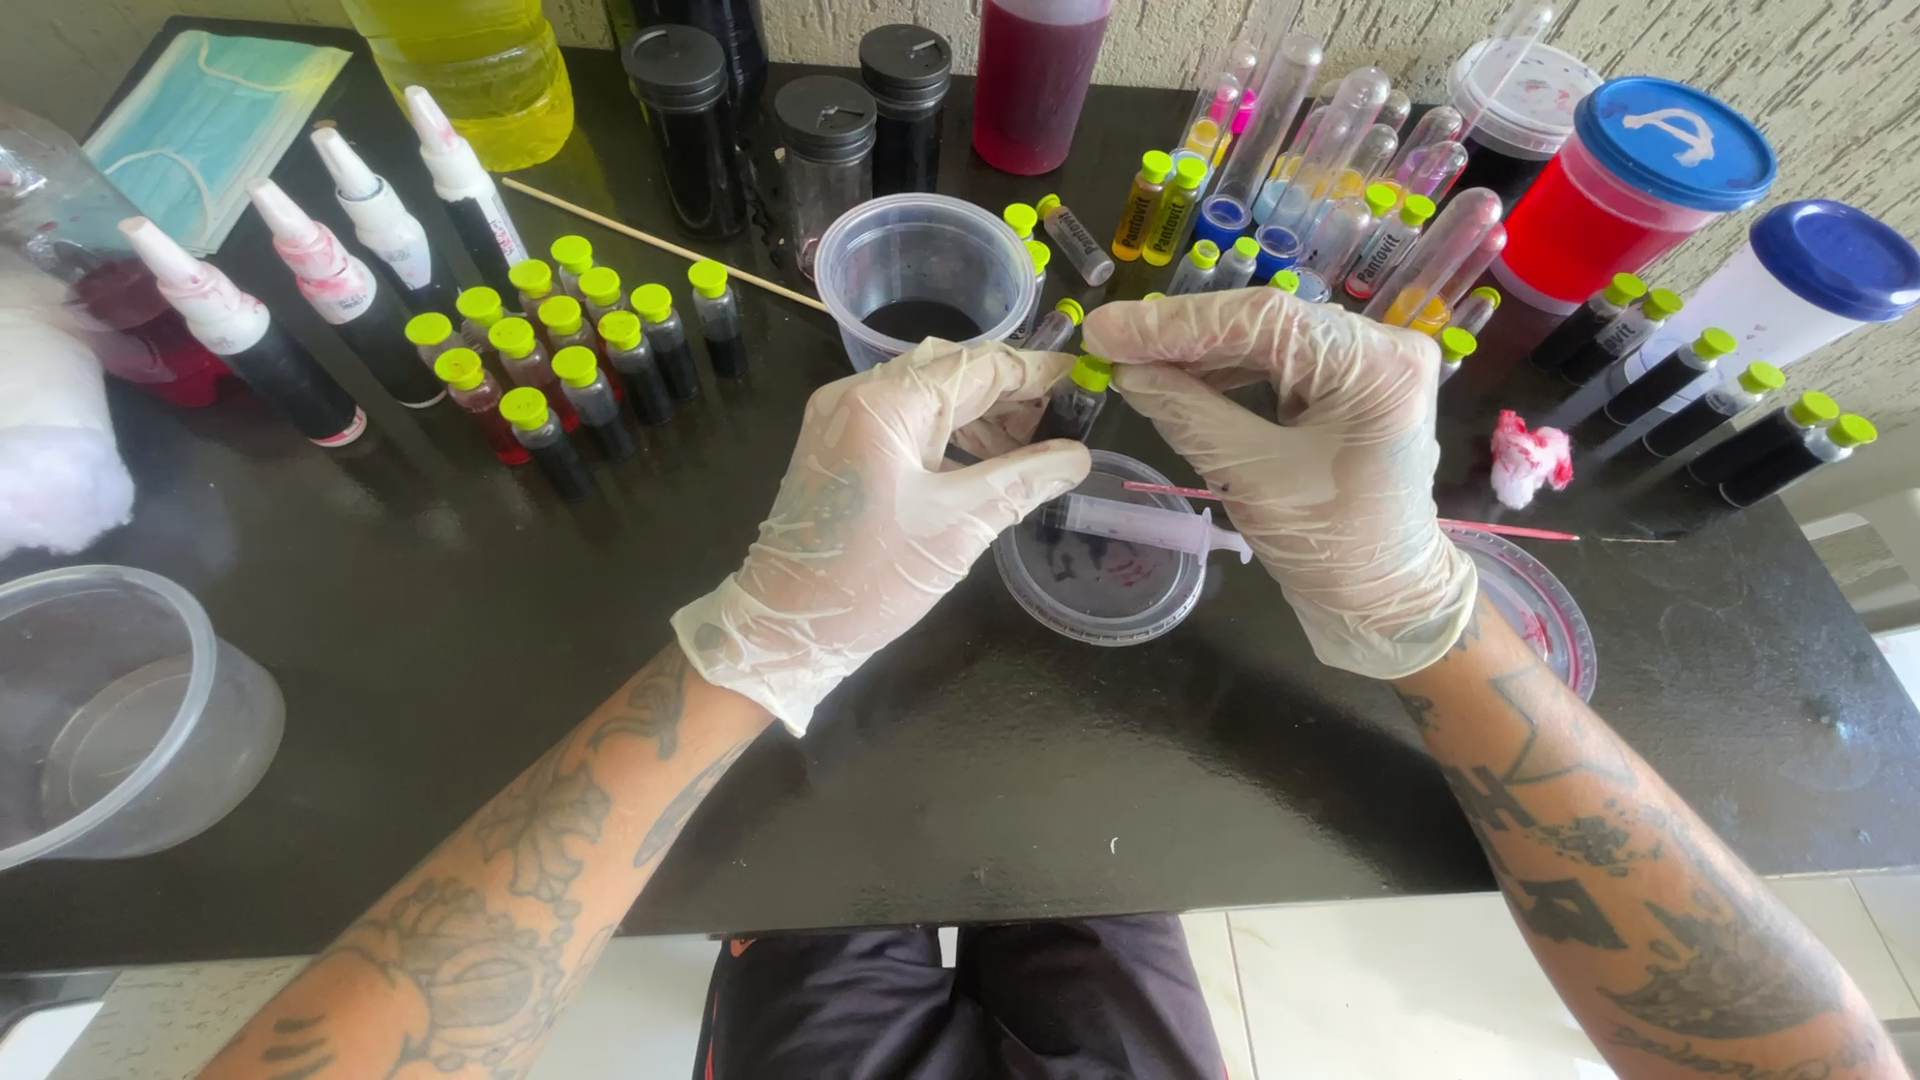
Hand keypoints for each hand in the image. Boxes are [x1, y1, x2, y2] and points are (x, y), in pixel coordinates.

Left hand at [673, 340, 1091, 732]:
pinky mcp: (838, 448)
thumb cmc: (871, 578)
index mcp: (884, 405)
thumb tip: (1079, 455)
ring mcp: (840, 420)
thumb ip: (1023, 480)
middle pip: (949, 372)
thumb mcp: (958, 527)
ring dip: (977, 415)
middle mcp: (856, 396)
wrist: (785, 627)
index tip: (1080, 382)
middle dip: (1007, 393)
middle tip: (1056, 422)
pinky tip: (978, 462)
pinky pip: (902, 424)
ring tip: (1023, 449)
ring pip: (925, 396)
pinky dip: (945, 436)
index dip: (1034, 373)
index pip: (977, 367)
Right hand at [1082, 290, 1474, 678]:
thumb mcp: (1251, 478)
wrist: (1382, 594)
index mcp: (1376, 364)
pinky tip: (1178, 377)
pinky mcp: (1345, 385)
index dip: (1173, 323)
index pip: (1261, 321)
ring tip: (1132, 361)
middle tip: (1106, 342)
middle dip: (1179, 335)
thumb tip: (1125, 372)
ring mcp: (1365, 363)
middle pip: (1262, 322)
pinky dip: (1221, 373)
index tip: (1103, 331)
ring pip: (1263, 340)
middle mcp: (1380, 345)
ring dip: (1195, 352)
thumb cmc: (1329, 546)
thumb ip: (1187, 415)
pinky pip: (1273, 364)